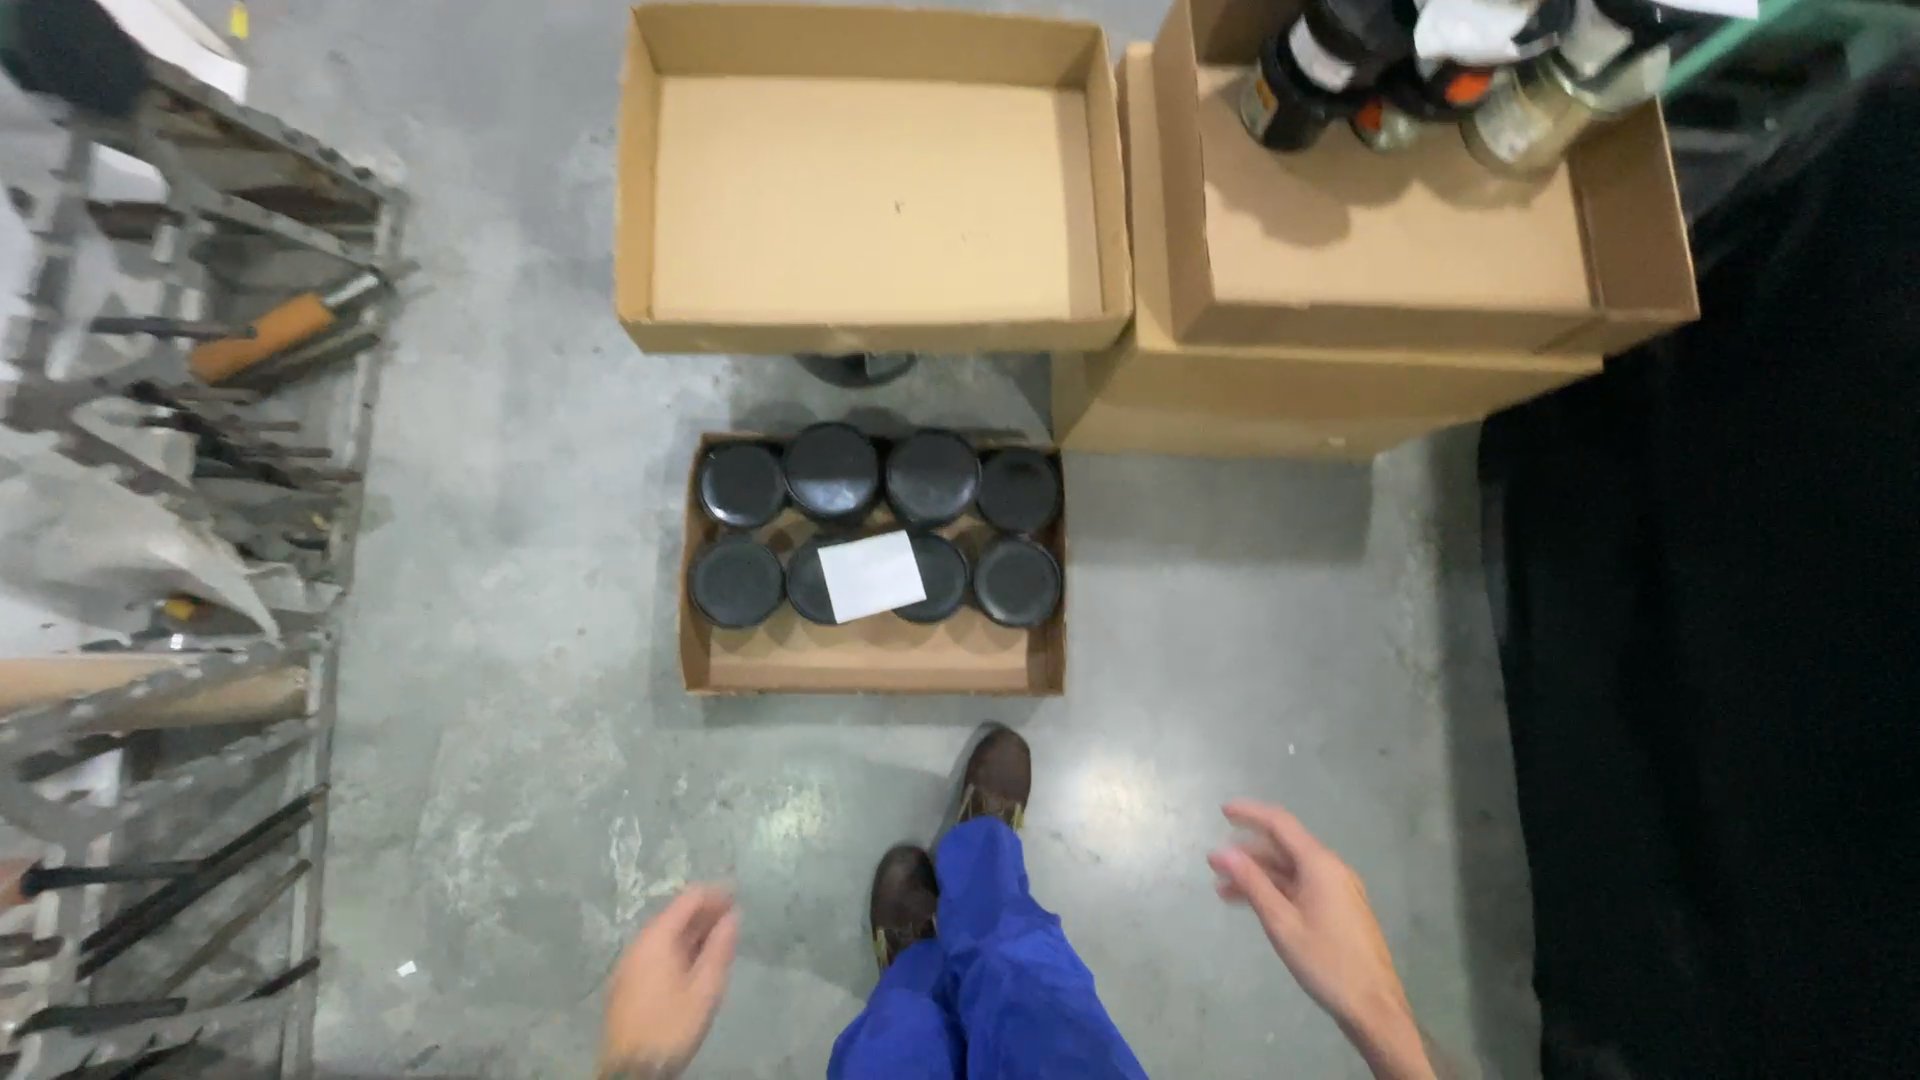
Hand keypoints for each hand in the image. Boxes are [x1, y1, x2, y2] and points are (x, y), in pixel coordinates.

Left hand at [599, 885, 739, 1079]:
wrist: (631, 1074)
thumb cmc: (672, 1025)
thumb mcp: (706, 988)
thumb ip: (720, 947)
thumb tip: (733, 915)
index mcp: (656, 939)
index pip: (689, 899)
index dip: (716, 893)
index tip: (738, 896)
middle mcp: (638, 944)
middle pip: (675, 914)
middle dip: (705, 912)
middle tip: (732, 918)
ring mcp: (628, 964)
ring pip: (665, 934)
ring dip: (693, 931)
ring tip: (718, 939)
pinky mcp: (626, 983)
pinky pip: (656, 952)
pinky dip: (678, 947)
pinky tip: (694, 962)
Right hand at [1208, 801, 1432, 1079]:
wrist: (1375, 1010)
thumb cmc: (1326, 962)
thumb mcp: (1281, 922)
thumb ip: (1251, 882)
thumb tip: (1222, 851)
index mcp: (1321, 865)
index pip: (1280, 824)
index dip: (1250, 813)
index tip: (1222, 811)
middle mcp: (1332, 870)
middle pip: (1283, 847)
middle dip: (1246, 852)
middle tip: (1214, 864)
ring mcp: (1338, 890)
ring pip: (1290, 870)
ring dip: (1257, 875)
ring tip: (1224, 890)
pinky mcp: (1339, 909)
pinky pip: (1300, 886)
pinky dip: (1275, 889)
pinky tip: (1253, 904)